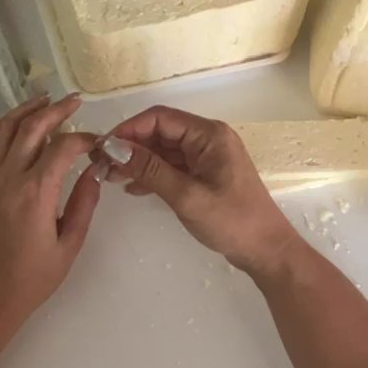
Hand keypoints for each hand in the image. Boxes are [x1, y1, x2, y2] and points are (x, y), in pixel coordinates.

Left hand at [0, 94, 101, 320]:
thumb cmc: (37, 275)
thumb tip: (95, 170)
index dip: (83, 139)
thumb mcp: (71, 241)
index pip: (63, 148)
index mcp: (36, 193)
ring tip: (44, 98)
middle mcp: (9, 179)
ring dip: (24, 110)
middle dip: (56, 111)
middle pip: (32, 129)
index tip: (97, 143)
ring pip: (4, 131)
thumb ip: (85, 202)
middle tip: (75, 101)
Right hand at [101, 106, 302, 274]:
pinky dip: (151, 175)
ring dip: (138, 162)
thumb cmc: (231, 221)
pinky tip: (132, 188)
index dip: (128, 129)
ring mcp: (206, 158)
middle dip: (130, 146)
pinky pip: (172, 167)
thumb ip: (150, 170)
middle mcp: (207, 139)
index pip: (160, 118)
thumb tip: (115, 148)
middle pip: (160, 132)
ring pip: (163, 151)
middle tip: (102, 165)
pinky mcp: (204, 176)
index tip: (103, 148)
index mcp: (209, 135)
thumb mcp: (186, 196)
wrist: (265, 250)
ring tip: (111, 178)